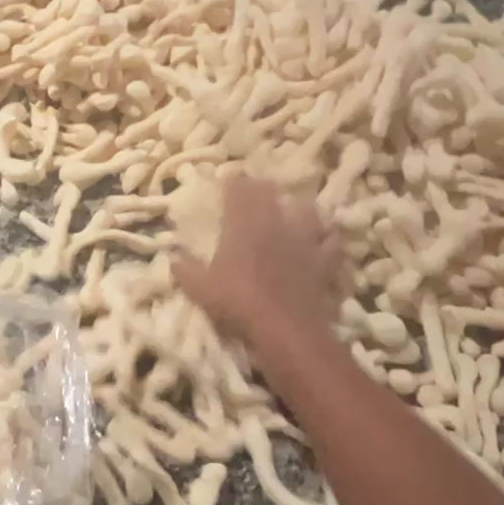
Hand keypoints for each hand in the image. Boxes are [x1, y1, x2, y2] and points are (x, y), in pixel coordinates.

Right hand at [173, 176, 342, 357]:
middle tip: (255, 188)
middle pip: (271, 193)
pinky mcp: (325, 259)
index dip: (232, 180)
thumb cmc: (237, 302)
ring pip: (306, 210)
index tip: (227, 177)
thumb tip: (172, 257)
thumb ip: (184, 269)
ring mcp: (304, 239)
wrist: (284, 327)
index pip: (238, 190)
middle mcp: (275, 223)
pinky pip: (331, 239)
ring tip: (292, 209)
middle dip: (261, 187)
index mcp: (242, 224)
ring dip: (297, 207)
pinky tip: (322, 238)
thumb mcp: (199, 288)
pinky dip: (326, 235)